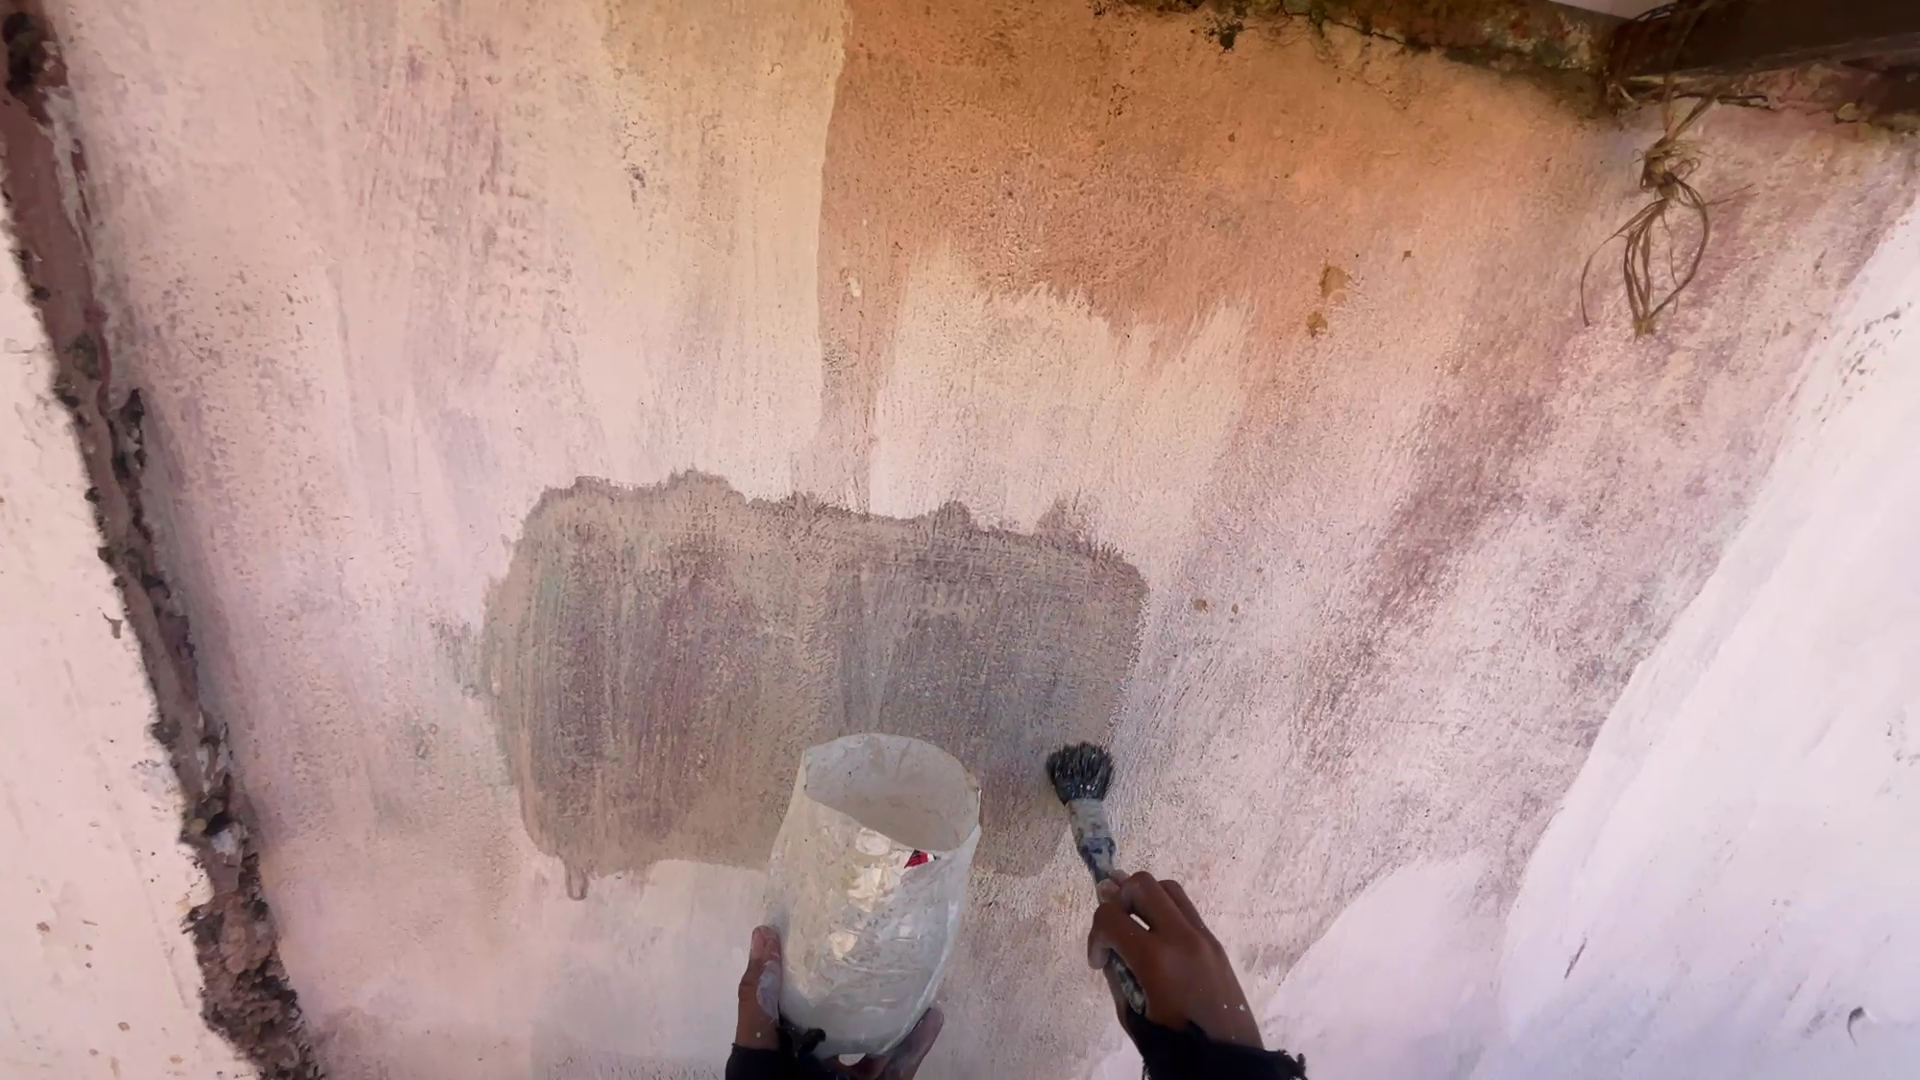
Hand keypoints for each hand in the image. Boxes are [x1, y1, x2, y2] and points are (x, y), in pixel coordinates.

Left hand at [735, 925, 944, 1077]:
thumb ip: (759, 1003)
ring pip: (876, 1042)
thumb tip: (763, 934)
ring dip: (897, 1011)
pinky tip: (932, 1016)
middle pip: (840, 1019)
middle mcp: (814, 1067)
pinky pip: (897, 1069)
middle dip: (859, 988)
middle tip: (878, 947)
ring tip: (914, 975)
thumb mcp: (755, 1058)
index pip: (794, 1001)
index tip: (825, 929)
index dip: (807, 966)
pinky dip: (915, 1045)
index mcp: (782, 1055)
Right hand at [1086, 872, 1262, 1048]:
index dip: (1095, 934)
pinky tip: (1159, 938)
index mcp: (1156, 959)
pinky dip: (1165, 911)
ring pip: (1167, 887)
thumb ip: (1116, 969)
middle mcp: (1181, 936)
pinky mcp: (1215, 941)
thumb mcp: (1132, 1013)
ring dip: (1145, 899)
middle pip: (1141, 884)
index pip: (1110, 916)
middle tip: (1117, 927)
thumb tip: (1107, 937)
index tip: (1098, 959)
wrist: (1227, 1064)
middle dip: (1120, 899)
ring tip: (1138, 926)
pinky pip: (1185, 908)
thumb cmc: (1173, 1046)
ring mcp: (1203, 936)